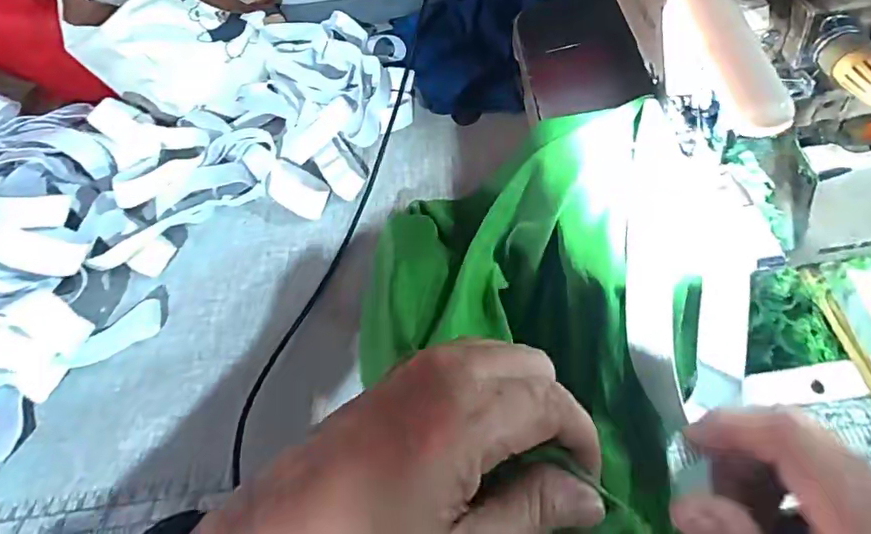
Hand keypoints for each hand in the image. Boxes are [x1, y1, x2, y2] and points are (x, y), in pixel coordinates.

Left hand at [204, 339, 605, 533]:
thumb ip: (528, 513)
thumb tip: (589, 497)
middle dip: (553, 409)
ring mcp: (427, 360)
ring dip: (523, 392)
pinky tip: (478, 431)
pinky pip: (472, 354)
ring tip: (516, 453)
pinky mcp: (407, 366)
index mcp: (469, 410)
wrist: (280, 530)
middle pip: (534, 364)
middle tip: (549, 469)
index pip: (553, 400)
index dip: (582, 436)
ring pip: (505, 353)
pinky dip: (492, 381)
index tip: (589, 479)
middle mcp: (453, 366)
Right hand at [670, 408, 870, 533]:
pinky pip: (832, 488)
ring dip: (766, 477)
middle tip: (710, 494)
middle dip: (744, 454)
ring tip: (739, 517)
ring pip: (812, 460)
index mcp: (851, 497)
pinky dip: (794, 499)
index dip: (730, 424)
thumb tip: (685, 505)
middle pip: (797, 436)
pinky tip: (776, 531)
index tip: (686, 440)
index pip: (785, 430)